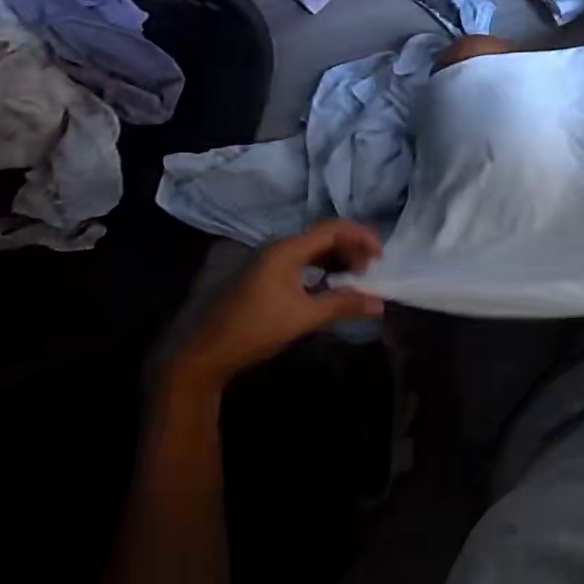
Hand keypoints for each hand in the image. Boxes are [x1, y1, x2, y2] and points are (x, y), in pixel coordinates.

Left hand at [170, 220, 384, 393]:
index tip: (380, 257)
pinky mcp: (264, 274)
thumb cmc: (254, 329)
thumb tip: (379, 304)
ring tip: (354, 278)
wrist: (203, 354)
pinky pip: (302, 261)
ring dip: (338, 259)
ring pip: (314, 249)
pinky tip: (329, 286)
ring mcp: (269, 261)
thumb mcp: (304, 317)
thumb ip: (343, 304)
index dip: (362, 237)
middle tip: (369, 271)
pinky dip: (322, 268)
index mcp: (287, 250)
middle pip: (325, 236)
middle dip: (352, 249)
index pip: (335, 229)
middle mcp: (278, 248)